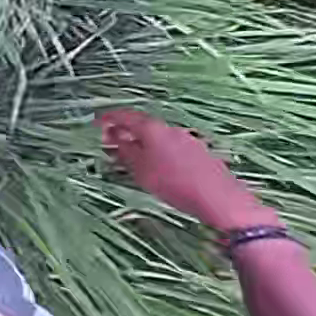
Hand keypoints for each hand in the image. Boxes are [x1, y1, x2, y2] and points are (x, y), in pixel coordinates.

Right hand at [96, 110, 278, 230]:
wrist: (219, 198)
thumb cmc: (172, 182)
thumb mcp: (140, 169)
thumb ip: (125, 151)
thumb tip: (115, 138)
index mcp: (152, 128)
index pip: (125, 116)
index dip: (109, 118)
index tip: (97, 123)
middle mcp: (169, 128)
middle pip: (142, 125)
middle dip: (125, 132)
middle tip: (111, 142)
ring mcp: (187, 139)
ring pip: (157, 136)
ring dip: (142, 142)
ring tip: (132, 157)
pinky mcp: (199, 152)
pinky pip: (171, 146)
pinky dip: (158, 150)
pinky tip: (157, 166)